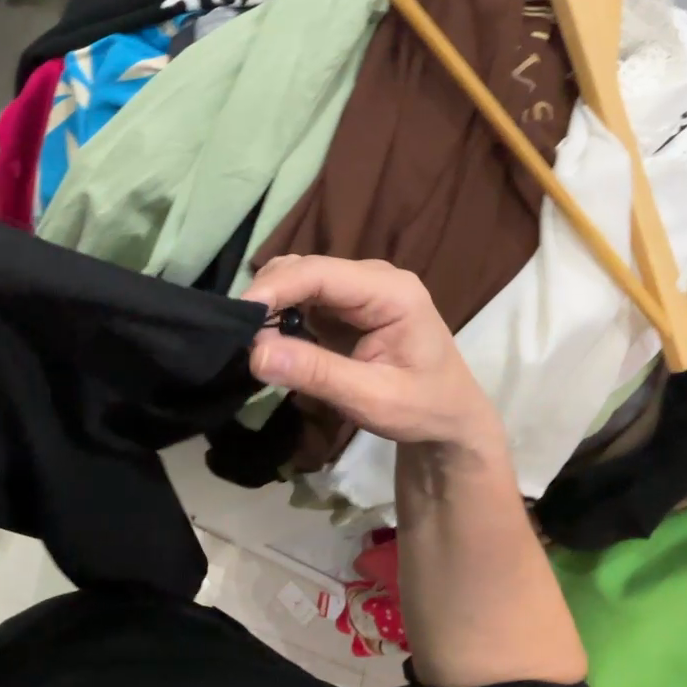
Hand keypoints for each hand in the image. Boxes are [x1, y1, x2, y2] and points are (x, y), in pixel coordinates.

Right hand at [242, 256, 504, 457]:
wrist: (450, 418)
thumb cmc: (421, 408)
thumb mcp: (371, 399)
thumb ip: (316, 373)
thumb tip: (256, 354)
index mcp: (391, 291)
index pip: (319, 273)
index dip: (273, 290)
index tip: (236, 319)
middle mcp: (373, 277)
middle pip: (303, 269)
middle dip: (266, 297)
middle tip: (238, 339)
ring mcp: (358, 287)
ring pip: (296, 278)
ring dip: (269, 306)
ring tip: (251, 342)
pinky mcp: (344, 303)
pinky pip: (301, 297)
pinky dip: (278, 315)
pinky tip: (269, 342)